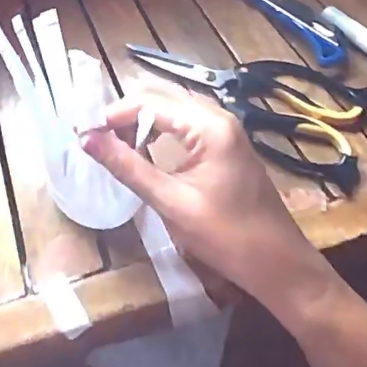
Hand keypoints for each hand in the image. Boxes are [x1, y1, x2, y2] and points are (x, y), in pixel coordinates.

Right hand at [82, 86, 340, 320]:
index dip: (111, 115)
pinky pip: (182, 122)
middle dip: (122, 114)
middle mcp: (217, 117)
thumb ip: (127, 166)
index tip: (83, 134)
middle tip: (95, 138)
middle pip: (158, 97)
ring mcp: (224, 129)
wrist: (282, 269)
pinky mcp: (223, 143)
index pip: (147, 103)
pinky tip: (141, 148)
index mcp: (209, 127)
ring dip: (137, 120)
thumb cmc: (228, 238)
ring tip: (112, 144)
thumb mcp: (170, 202)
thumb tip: (85, 139)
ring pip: (169, 107)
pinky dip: (156, 128)